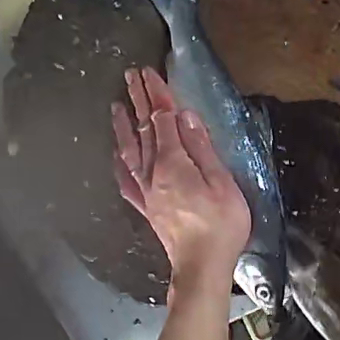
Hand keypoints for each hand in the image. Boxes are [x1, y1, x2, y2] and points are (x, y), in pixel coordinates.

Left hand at [112, 67, 250, 299]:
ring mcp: (147, 192)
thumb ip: (203, 150)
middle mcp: (153, 174)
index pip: (163, 122)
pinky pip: (127, 180)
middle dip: (138, 102)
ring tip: (118, 105)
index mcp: (174, 164)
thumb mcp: (222, 184)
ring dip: (124, 126)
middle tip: (131, 76)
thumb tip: (186, 117)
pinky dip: (120, 162)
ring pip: (130, 152)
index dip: (157, 96)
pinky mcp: (147, 208)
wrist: (201, 267)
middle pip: (143, 132)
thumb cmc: (221, 226)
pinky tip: (117, 154)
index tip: (150, 72)